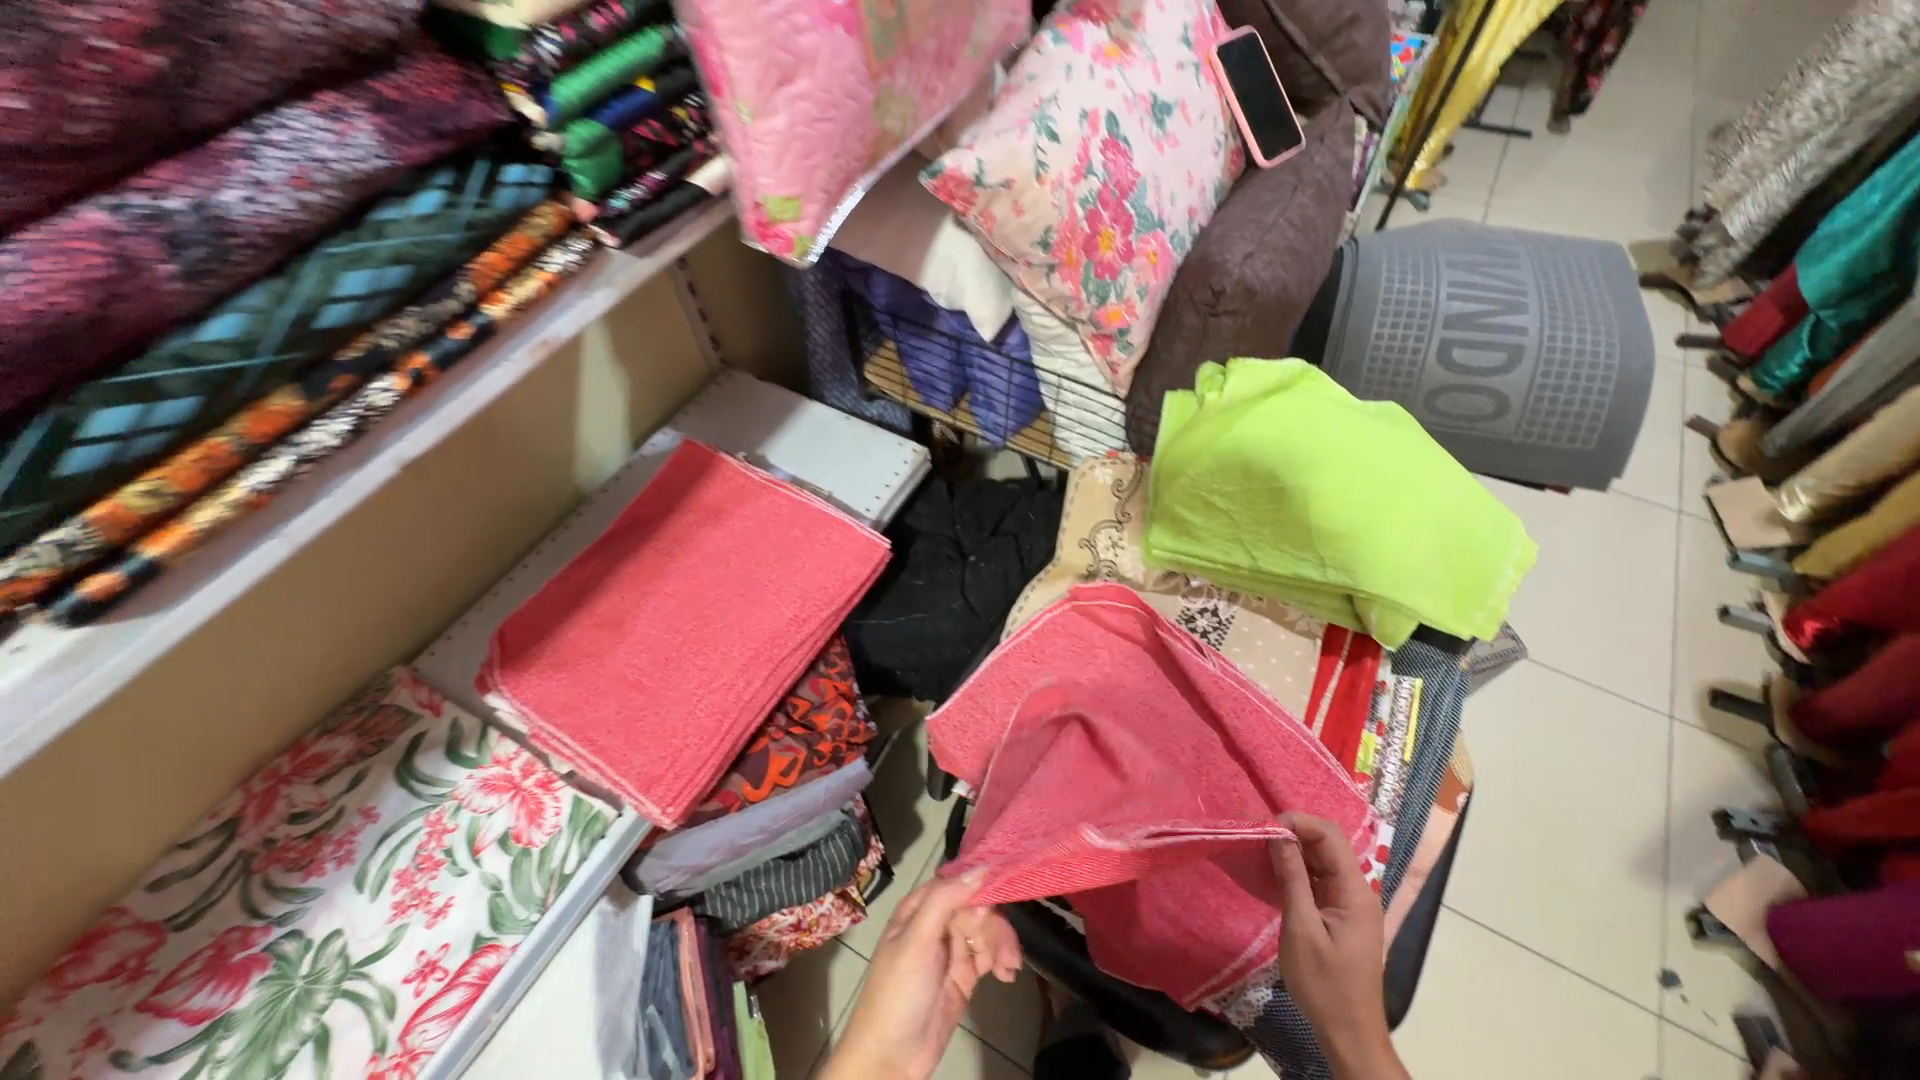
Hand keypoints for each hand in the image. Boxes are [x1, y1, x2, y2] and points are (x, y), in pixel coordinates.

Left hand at [820, 868, 1021, 1079]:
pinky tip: (1007, 974)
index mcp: (918, 910)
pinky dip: (1001, 960)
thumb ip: (946, 901)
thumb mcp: (916, 941)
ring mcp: (951, 951)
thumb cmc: (897, 992)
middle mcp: (935, 925)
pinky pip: (989, 956)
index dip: (981, 883)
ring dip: (1002, 945)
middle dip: (994, 926)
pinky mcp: (964, 976)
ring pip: (986, 931)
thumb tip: (981, 868)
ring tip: (1008, 967)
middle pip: (976, 908)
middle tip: (1006, 951)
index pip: (955, 883)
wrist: (891, 1057)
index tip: (1008, 885)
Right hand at [1271, 814, 1409, 1079]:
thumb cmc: (1324, 984)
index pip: (1330, 836)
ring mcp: (1351, 904)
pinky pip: (1320, 880)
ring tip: (1259, 851)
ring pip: (1322, 861)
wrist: (1349, 1032)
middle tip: (1255, 837)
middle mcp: (1358, 890)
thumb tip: (1278, 836)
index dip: (1298, 822)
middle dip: (1292, 833)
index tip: (1263, 827)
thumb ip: (1292, 879)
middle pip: (1327, 845)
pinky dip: (1297, 871)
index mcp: (1355, 891)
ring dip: (1293, 851)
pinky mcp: (1341, 916)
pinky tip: (1274, 874)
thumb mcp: (1301, 929)